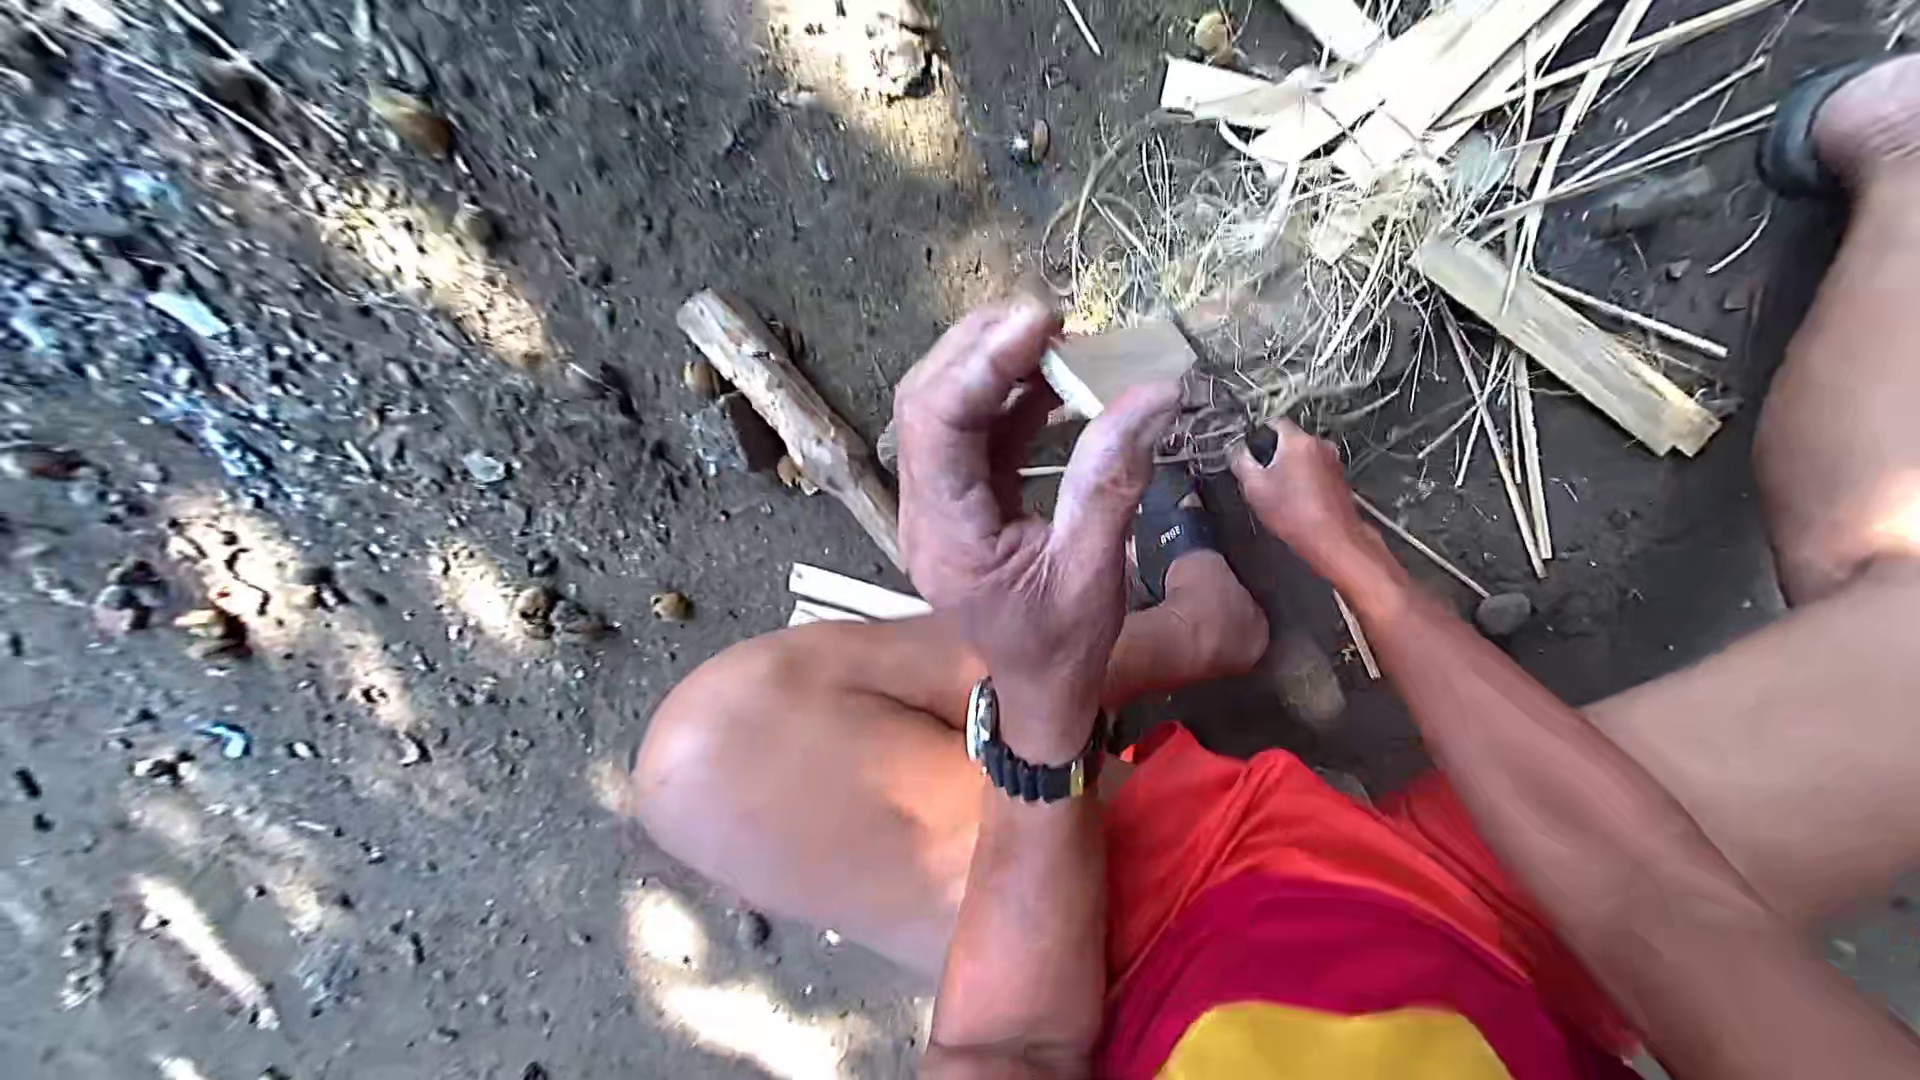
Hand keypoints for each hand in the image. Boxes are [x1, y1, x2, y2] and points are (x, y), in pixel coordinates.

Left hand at [893, 298, 1181, 761]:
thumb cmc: (1064, 649)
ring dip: (992, 363)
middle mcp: (925, 511)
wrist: (1039, 689)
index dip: (978, 365)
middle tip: (1047, 319)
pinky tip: (1050, 379)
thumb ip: (1113, 480)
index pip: (935, 429)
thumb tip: (1154, 391)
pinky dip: (1008, 394)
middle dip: (979, 349)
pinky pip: (974, 429)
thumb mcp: (1094, 572)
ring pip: (943, 407)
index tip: (1039, 322)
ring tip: (1054, 339)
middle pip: (924, 403)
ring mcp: (938, 501)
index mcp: (946, 536)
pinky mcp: (962, 495)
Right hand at [1229, 420, 1380, 579]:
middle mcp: (1320, 446)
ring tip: (1277, 494)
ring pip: (1301, 457)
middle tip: (1259, 477)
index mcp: (1298, 442)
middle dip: (1272, 456)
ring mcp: (1332, 462)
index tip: (1249, 448)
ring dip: (1288, 469)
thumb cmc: (1295, 514)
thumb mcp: (1254, 486)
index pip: (1274, 422)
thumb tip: (1236, 452)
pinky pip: (1314, 471)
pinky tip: (1293, 501)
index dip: (1257, 435)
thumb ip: (1241, 462)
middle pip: (1288, 441)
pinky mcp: (1338, 478)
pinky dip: (1302, 481)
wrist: (1331, 538)